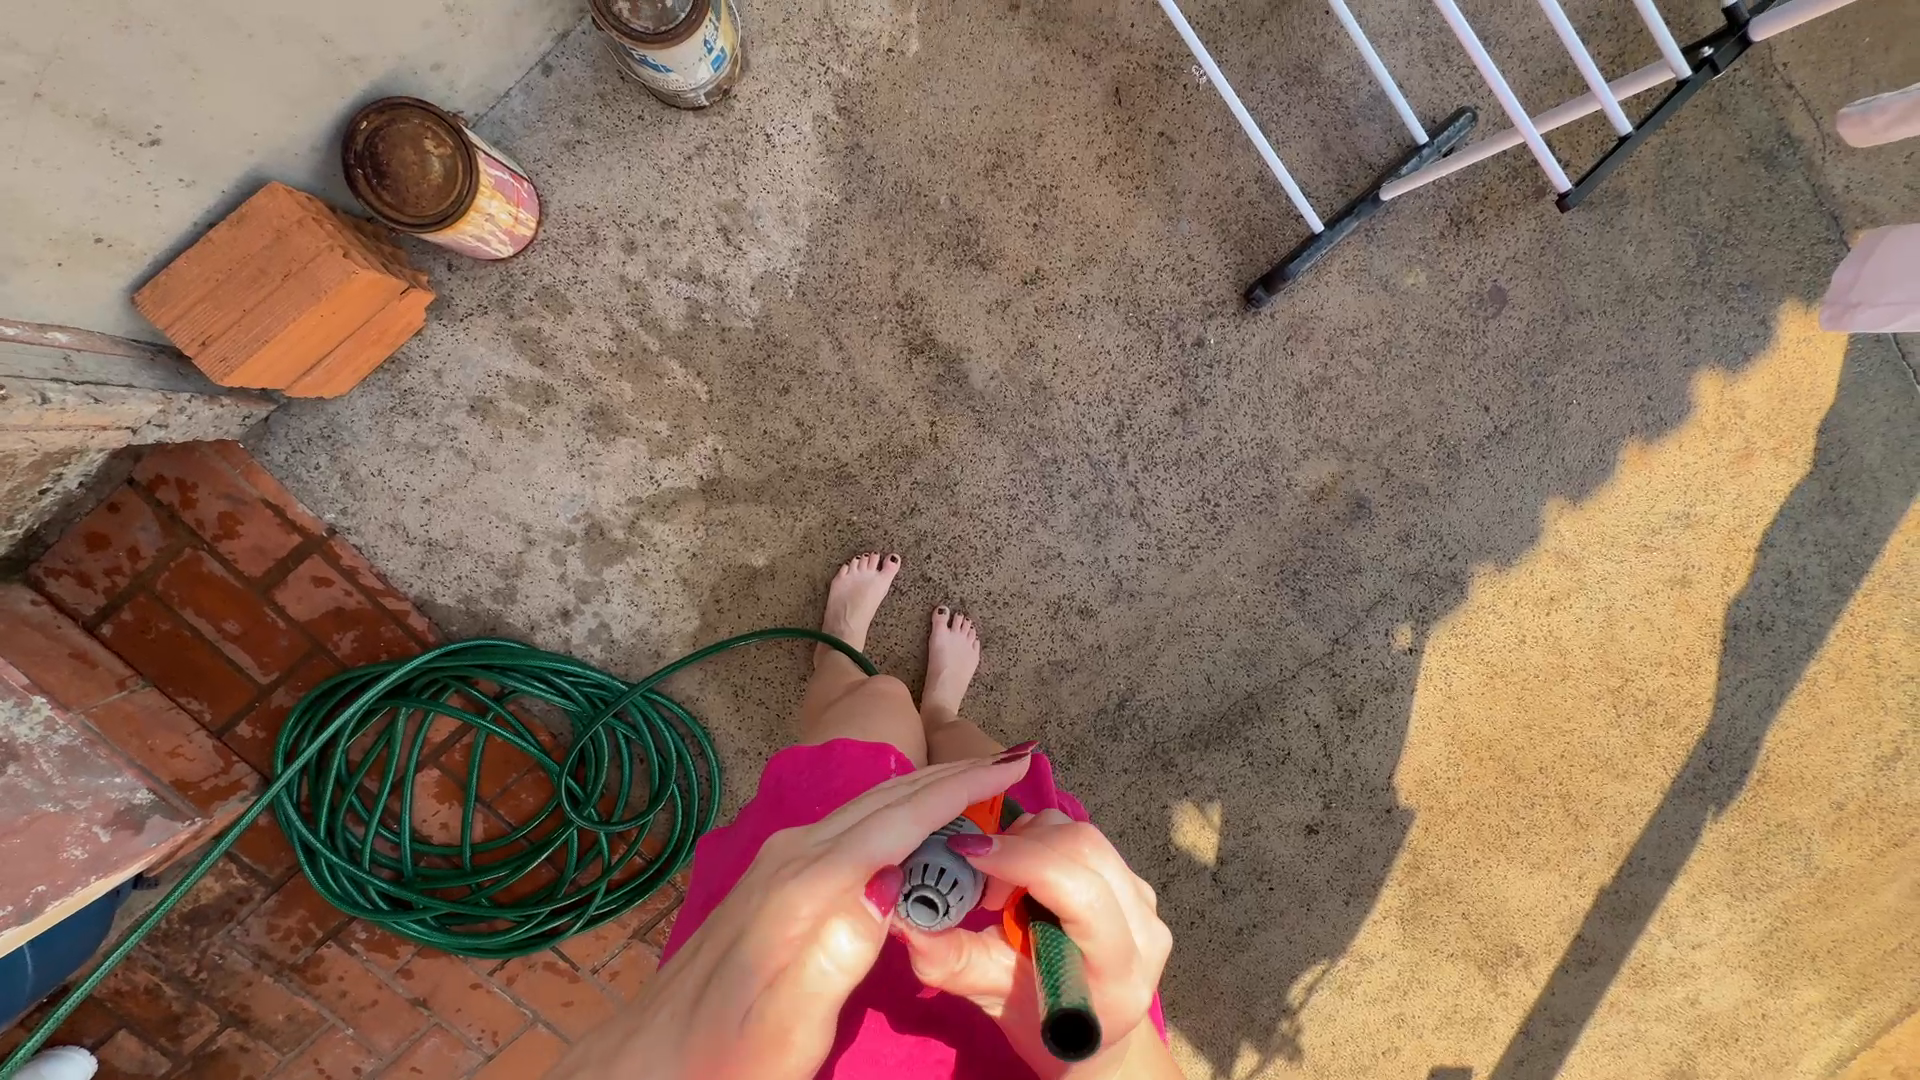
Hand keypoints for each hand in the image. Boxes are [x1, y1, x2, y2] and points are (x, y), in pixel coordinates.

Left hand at [553, 753, 1033, 1079]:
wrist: (645, 1066)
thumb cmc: (723, 1061)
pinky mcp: (776, 871)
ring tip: (975, 784)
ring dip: (926, 790)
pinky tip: (913, 821)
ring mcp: (782, 857)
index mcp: (807, 885)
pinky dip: (898, 810)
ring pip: (870, 805)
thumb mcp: (786, 1030)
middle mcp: (795, 853)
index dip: (960, 789)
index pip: (899, 820)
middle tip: (1009, 768)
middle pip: (888, 799)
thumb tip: (893, 877)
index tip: (1013, 767)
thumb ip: (837, 950)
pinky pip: (854, 822)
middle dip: (951, 777)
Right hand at [900, 809, 1174, 1079]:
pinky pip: (1083, 836)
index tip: (968, 852)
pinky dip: (1042, 840)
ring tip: (1000, 881)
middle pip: (1083, 847)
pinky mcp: (1131, 879)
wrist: (1093, 1033)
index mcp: (1119, 972)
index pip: (1079, 892)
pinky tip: (1021, 872)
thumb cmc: (1042, 1023)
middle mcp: (1146, 929)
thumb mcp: (994, 1001)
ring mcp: (1144, 898)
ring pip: (1083, 832)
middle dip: (1020, 846)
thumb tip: (903, 922)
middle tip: (979, 874)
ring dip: (1030, 840)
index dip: (1021, 861)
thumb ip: (953, 962)